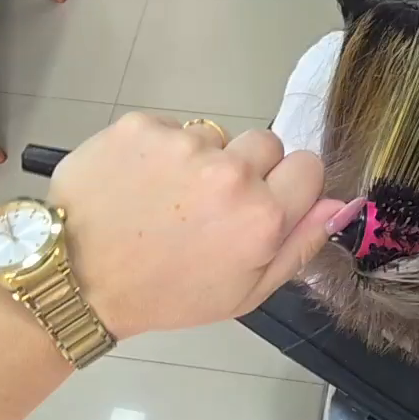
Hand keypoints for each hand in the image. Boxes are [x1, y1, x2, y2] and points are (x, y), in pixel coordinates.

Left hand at [47, 113, 347, 338]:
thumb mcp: (245, 292)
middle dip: (249, 169)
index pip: (309, 166)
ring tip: (167, 197)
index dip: (288, 186)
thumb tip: (341, 203)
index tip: (262, 204)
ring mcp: (184, 143)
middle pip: (267, 143)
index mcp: (263, 216)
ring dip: (203, 160)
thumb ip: (299, 245)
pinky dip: (162, 151)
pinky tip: (139, 182)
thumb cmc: (168, 294)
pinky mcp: (142, 125)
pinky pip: (173, 129)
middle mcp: (231, 172)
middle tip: (210, 205)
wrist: (77, 278)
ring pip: (218, 136)